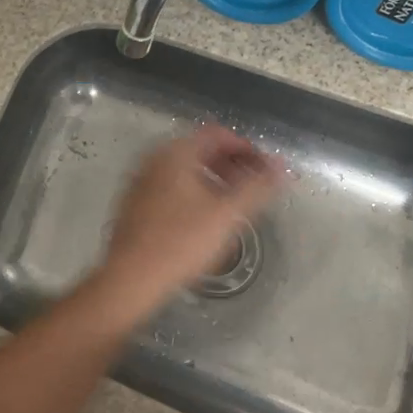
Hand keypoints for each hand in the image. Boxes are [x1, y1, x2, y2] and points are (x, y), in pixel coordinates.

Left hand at [87, 126, 284, 325]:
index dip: (247, 149)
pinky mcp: (136, 201)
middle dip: (232, 164)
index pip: (218, 134)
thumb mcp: (226, 215)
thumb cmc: (180, 243)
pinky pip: (172, 185)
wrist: (130, 278)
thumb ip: (257, 187)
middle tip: (255, 186)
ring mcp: (142, 179)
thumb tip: (282, 166)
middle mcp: (155, 158)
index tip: (266, 169)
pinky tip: (205, 217)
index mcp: (175, 152)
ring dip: (215, 179)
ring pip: (186, 168)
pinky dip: (194, 191)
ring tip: (235, 203)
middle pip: (201, 149)